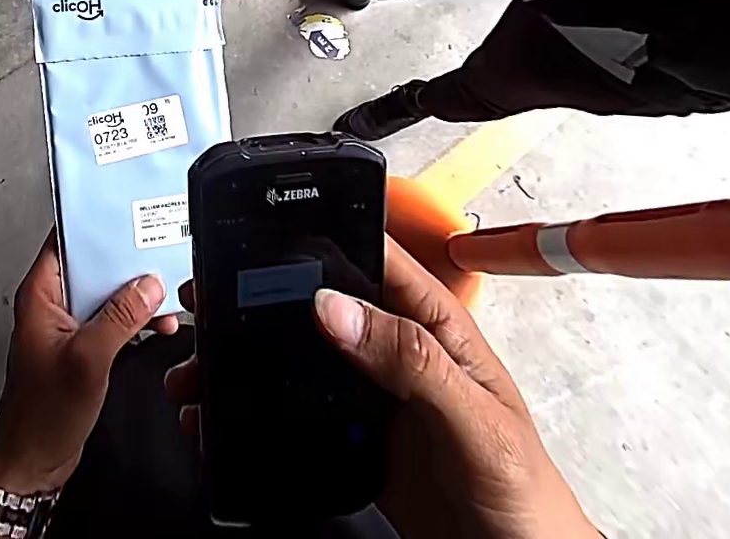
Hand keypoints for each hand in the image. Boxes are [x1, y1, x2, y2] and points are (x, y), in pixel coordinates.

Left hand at [0, 233, 178, 494]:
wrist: (34, 461)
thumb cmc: (40, 415)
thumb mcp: (87, 359)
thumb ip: (120, 318)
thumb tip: (147, 286)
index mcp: (41, 293)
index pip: (66, 239)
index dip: (93, 225)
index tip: (122, 217)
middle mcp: (53, 302)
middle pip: (93, 263)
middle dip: (125, 262)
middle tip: (153, 255)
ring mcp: (69, 322)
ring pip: (107, 290)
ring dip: (135, 294)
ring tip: (161, 297)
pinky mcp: (83, 341)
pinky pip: (113, 315)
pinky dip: (135, 317)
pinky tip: (155, 323)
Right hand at [164, 239, 594, 538]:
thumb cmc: (524, 495)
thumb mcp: (474, 421)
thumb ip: (411, 360)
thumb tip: (332, 305)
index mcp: (429, 320)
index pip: (371, 254)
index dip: (320, 235)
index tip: (263, 235)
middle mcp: (393, 343)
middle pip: (321, 298)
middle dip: (264, 291)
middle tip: (212, 294)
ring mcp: (369, 386)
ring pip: (300, 349)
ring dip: (253, 348)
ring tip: (205, 353)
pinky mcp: (352, 429)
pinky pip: (298, 402)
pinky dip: (261, 401)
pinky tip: (229, 406)